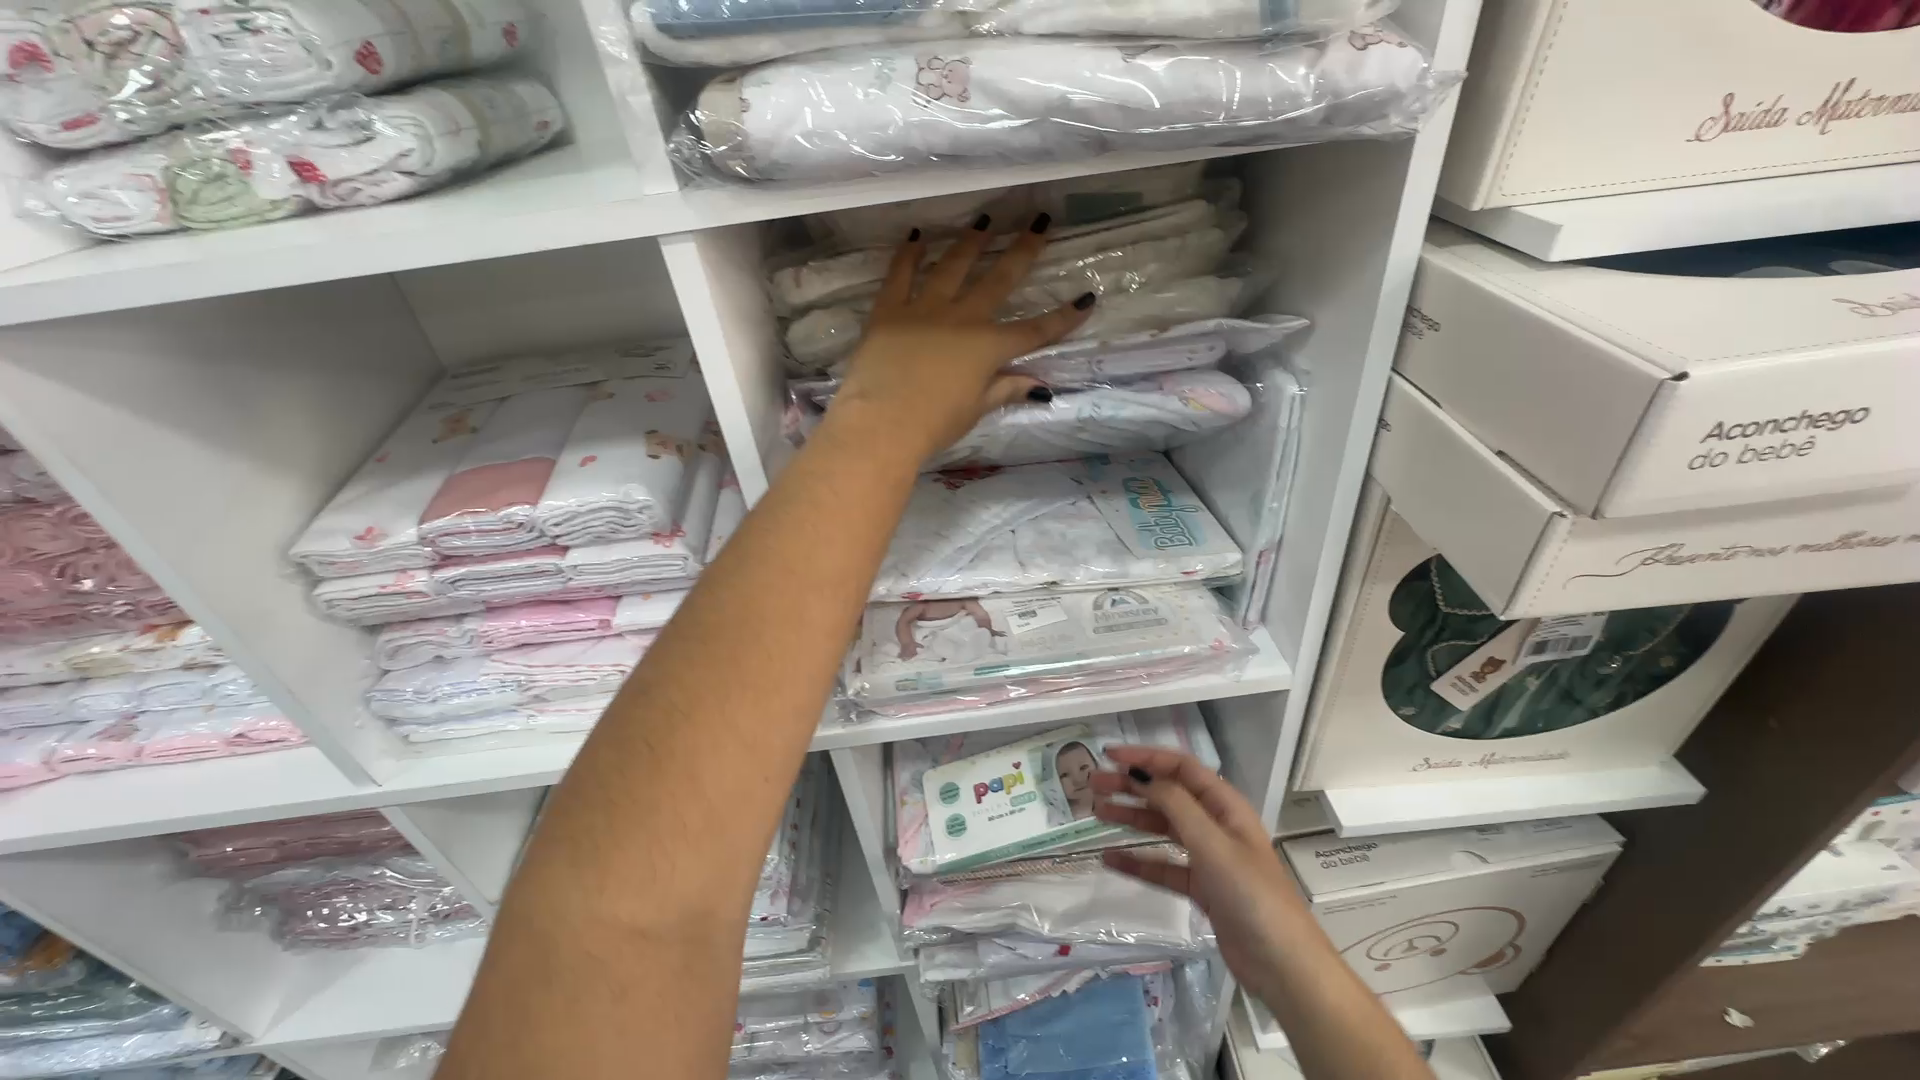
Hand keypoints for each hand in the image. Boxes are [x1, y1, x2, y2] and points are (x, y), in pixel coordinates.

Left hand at [826, 214, 1096, 464]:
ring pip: (953, 266)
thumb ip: (1005, 390)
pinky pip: (900, 274)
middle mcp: (963, 318)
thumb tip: (1039, 386)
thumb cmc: (934, 424)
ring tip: (984, 219)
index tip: (1086, 298)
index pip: (1035, 331)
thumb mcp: (975, 410)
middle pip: (999, 279)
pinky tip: (916, 235)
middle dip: (1023, 249)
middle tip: (1039, 221)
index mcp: (988, 348)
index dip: (1063, 317)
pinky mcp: (889, 310)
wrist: (882, 423)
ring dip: (971, 241)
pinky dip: (908, 254)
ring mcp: (924, 309)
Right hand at [1093, 746, 1305, 1002]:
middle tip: (1093, 785)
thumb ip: (1176, 806)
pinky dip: (1138, 862)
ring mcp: (1209, 858)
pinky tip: (1110, 859)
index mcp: (1226, 807)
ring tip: (1097, 813)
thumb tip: (1141, 775)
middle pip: (1168, 795)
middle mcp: (1217, 826)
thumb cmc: (1252, 895)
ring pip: (1163, 829)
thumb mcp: (1212, 844)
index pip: (1181, 768)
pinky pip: (1162, 867)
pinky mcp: (1201, 888)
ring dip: (1131, 819)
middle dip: (1131, 786)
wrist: (1282, 964)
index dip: (1145, 758)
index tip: (1108, 756)